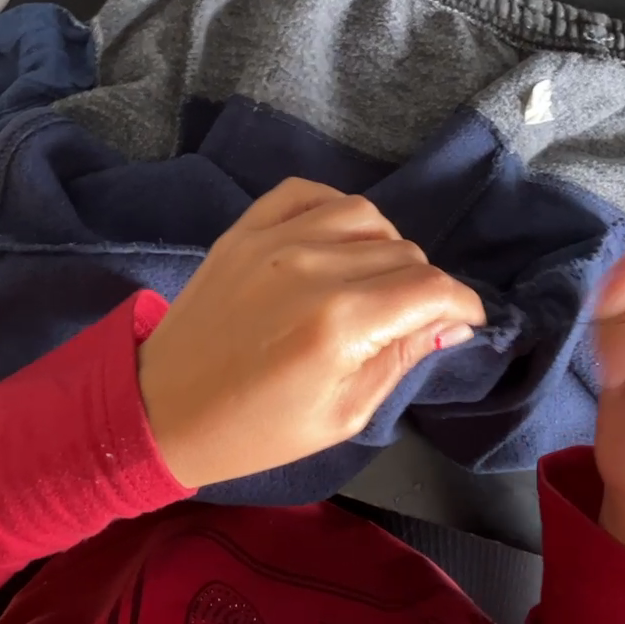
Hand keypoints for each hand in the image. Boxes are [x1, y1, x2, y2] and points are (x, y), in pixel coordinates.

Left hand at [137, 178, 486, 488]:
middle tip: (408, 318)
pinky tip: (335, 240)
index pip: (431, 288)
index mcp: (341, 322)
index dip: (461, 305)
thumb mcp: (344, 415)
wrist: (162, 409)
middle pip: (404, 251)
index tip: (461, 322)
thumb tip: (449, 324)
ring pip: (365, 214)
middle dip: (423, 287)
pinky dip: (334, 210)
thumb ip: (401, 358)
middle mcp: (312, 265)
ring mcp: (273, 239)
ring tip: (373, 279)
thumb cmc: (256, 430)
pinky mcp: (244, 229)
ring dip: (385, 246)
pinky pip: (308, 193)